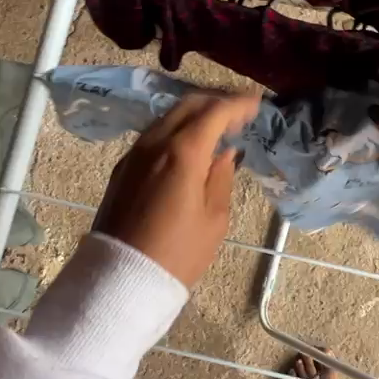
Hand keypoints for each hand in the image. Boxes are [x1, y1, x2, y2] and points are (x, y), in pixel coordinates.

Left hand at [94, 91, 259, 285]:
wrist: (122, 278)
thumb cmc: (178, 253)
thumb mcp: (214, 219)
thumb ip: (221, 177)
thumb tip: (224, 153)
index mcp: (182, 153)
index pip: (215, 112)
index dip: (238, 104)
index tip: (256, 104)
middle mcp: (155, 143)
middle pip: (188, 105)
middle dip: (216, 101)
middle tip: (239, 109)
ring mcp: (135, 153)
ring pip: (167, 117)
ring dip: (194, 114)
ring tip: (217, 124)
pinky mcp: (123, 168)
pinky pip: (154, 134)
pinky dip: (176, 128)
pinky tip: (189, 143)